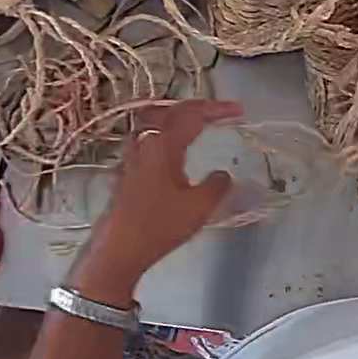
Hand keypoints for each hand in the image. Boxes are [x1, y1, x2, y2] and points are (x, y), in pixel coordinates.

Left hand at [75, 99, 241, 303]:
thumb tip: (223, 174)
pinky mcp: (125, 172)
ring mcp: (131, 157)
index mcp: (164, 145)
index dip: (217, 109)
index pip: (193, 115)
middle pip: (170, 111)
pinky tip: (169, 147)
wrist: (118, 251)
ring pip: (153, 122)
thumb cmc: (160, 225)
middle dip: (197, 107)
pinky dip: (163, 133)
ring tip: (194, 121)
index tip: (239, 110)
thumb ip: (217, 185)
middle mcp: (145, 143)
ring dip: (176, 116)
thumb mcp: (199, 206)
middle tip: (219, 111)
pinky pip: (146, 139)